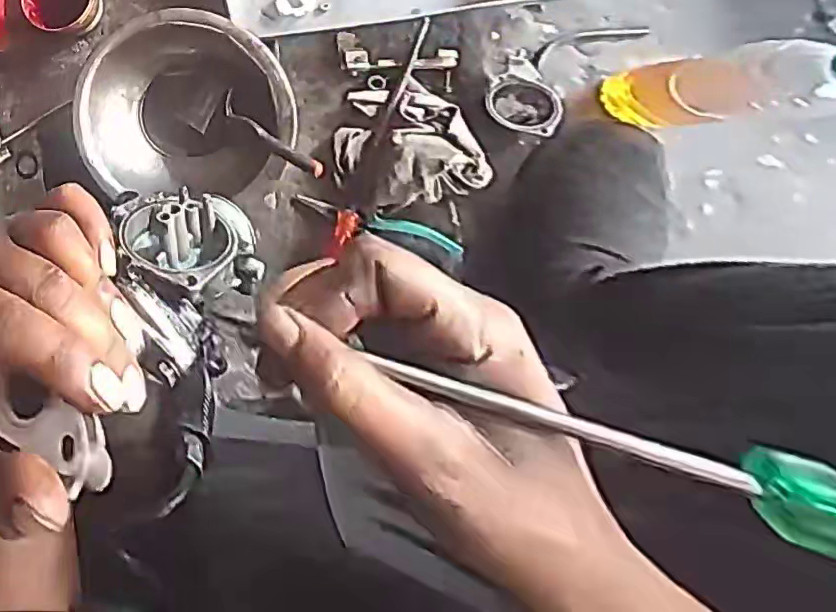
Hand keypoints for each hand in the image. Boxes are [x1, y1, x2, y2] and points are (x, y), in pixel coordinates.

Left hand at [0, 183, 146, 539]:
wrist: (27, 397)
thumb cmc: (14, 431)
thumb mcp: (9, 486)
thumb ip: (16, 498)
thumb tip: (37, 492)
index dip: (53, 352)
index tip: (99, 393)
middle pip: (40, 281)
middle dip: (92, 338)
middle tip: (120, 383)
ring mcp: (12, 239)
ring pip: (55, 234)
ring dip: (97, 289)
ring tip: (117, 335)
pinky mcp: (46, 226)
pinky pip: (70, 204)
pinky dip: (95, 230)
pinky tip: (106, 270)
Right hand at [258, 236, 705, 611]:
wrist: (558, 572)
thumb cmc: (519, 524)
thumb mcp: (427, 457)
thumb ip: (348, 387)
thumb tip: (277, 326)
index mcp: (474, 323)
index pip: (377, 264)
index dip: (325, 295)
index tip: (291, 341)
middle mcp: (450, 314)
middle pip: (353, 273)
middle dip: (306, 310)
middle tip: (277, 359)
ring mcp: (430, 335)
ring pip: (345, 298)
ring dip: (305, 330)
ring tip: (286, 373)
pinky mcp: (411, 359)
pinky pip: (349, 331)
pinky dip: (316, 351)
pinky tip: (308, 381)